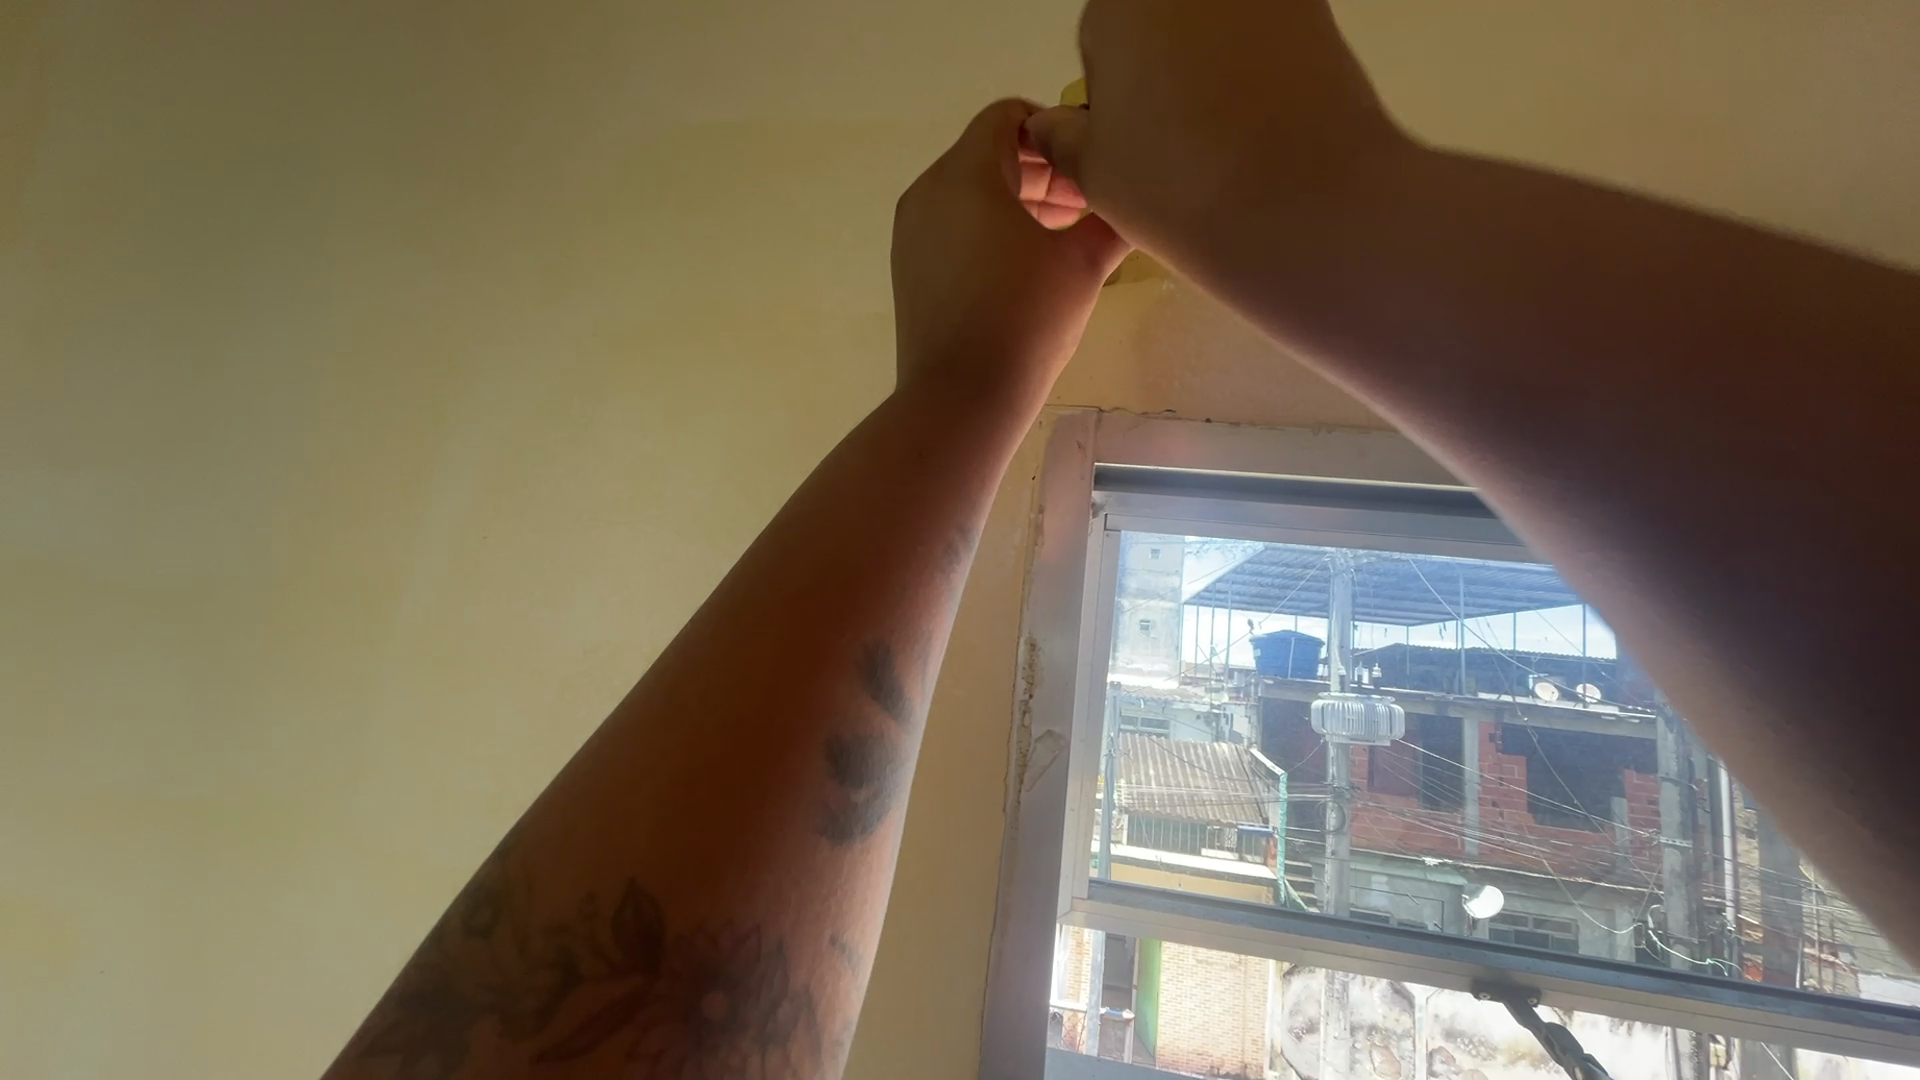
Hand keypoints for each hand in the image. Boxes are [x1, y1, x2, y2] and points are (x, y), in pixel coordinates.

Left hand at [892, 99, 1128, 409]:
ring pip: (968, 197)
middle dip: (1040, 171)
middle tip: (1085, 203)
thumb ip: (1112, 217)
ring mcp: (911, 235)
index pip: (1008, 117)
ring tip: (1062, 236)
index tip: (1089, 164)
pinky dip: (986, 234)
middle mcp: (927, 193)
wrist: (961, 399)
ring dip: (1016, 204)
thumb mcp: (1083, 263)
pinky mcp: (908, 273)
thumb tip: (1135, 201)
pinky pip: (950, 231)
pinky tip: (1023, 268)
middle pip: (987, 156)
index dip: (1054, 130)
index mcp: (965, 173)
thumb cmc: (1025, 320)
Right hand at [1024, 0, 1409, 259]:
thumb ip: (1061, 140)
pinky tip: (1264, 123)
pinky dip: (1260, 69)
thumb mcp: (1092, 174)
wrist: (1293, 198)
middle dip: (1159, 70)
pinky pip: (1267, 37)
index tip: (1132, 144)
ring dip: (1209, 68)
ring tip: (1224, 138)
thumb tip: (1048, 126)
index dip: (1111, 96)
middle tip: (1176, 142)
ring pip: (1213, 30)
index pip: (1098, 41)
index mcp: (1117, 6)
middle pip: (1157, 24)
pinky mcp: (1313, 7)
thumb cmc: (1170, 185)